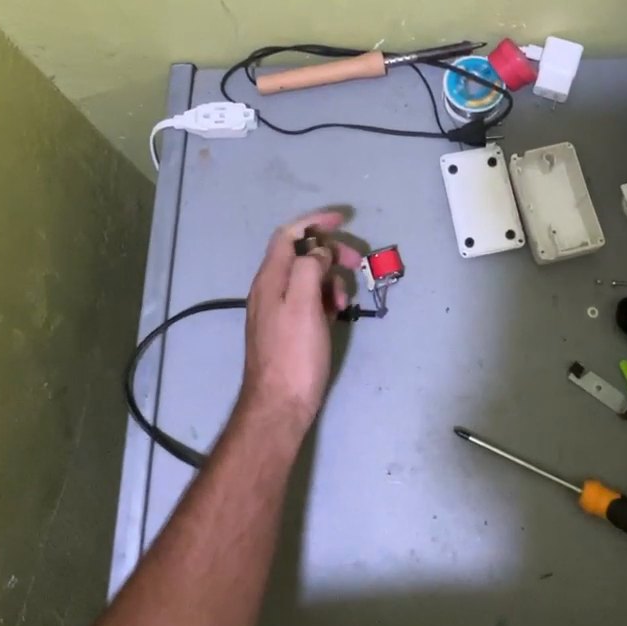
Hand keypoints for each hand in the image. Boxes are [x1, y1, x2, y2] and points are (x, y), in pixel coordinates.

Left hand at [237, 210, 360, 438]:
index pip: (289, 234)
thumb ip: (310, 267)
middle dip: (330, 252)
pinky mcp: (287, 329)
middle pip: (301, 254)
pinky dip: (325, 298)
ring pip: (307, 278)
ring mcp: (276, 310)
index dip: (315, 222)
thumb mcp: (303, 303)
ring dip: (330, 279)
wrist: (279, 406)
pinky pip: (308, 299)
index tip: (343, 219)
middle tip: (356, 263)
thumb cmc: (294, 354)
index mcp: (270, 278)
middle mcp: (269, 289)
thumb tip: (319, 252)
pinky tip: (336, 313)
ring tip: (345, 300)